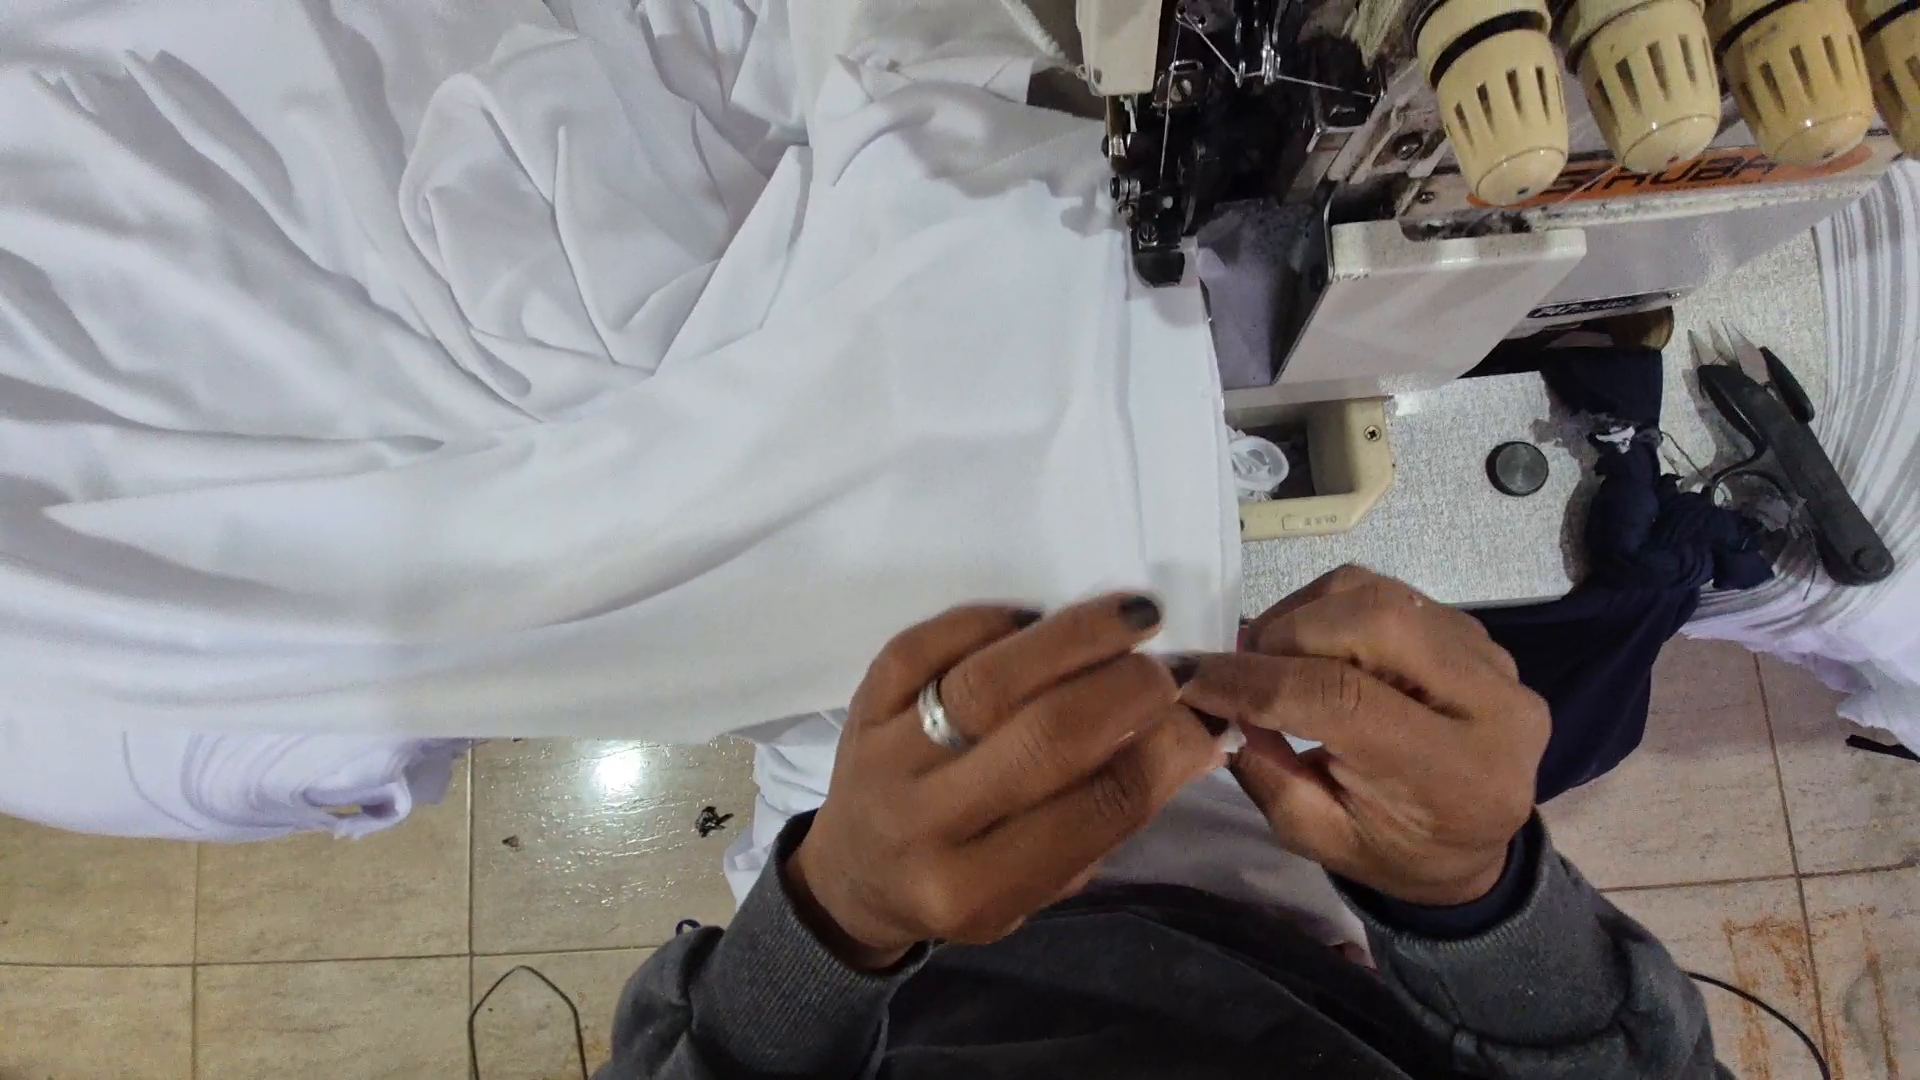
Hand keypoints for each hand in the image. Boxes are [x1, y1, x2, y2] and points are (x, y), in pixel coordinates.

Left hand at [786, 594, 1225, 969]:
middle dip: (1125, 690)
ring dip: (1072, 638)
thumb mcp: (1040, 883)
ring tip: (1132, 616)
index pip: (1095, 810)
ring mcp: (886, 753)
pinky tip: (1036, 616)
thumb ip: (1111, 814)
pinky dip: (990, 619)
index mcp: (978, 889)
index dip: (1166, 751)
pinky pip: (926, 644)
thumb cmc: (963, 880)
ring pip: (988, 681)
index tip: (1204, 710)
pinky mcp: (864, 701)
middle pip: (1043, 737)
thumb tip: (1197, 733)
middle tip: (1169, 665)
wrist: (857, 870)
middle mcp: (925, 822)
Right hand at [1182, 566, 1549, 906]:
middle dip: (1285, 636)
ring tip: (1272, 655)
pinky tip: (1308, 644)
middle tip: (1244, 667)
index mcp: (1455, 773)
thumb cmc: (1387, 848)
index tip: (1194, 682)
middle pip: (1375, 620)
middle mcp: (1491, 703)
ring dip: (1302, 615)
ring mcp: (1490, 659)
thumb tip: (1214, 698)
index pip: (1343, 699)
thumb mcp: (1313, 834)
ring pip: (1376, 593)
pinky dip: (1325, 606)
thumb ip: (1262, 767)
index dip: (1254, 682)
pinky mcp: (1471, 633)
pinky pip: (1384, 590)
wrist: (1467, 844)